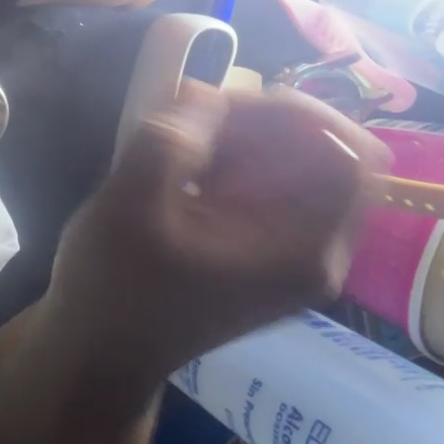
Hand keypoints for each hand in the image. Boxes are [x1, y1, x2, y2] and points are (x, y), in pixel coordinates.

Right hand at [38, 85, 384, 388]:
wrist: (95, 352)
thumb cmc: (112, 286)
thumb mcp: (128, 205)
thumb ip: (167, 140)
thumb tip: (204, 92)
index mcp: (302, 247)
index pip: (349, 154)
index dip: (295, 112)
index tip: (223, 101)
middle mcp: (313, 253)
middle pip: (321, 160)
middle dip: (257, 126)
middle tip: (187, 119)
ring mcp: (285, 258)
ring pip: (290, 174)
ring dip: (237, 145)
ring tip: (173, 148)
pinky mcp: (255, 258)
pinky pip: (262, 196)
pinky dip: (225, 171)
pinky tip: (174, 176)